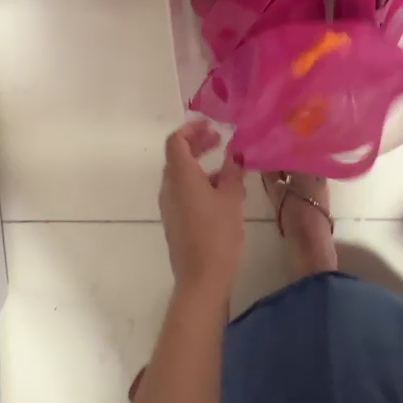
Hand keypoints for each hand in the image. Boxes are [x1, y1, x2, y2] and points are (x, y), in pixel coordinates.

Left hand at [158, 121, 246, 298]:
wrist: (201, 278)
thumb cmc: (218, 234)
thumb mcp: (231, 198)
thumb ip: (231, 171)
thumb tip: (234, 153)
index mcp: (180, 176)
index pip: (176, 141)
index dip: (191, 129)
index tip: (211, 125)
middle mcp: (169, 187)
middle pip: (177, 156)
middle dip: (197, 144)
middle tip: (219, 140)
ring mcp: (169, 205)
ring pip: (180, 175)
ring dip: (200, 164)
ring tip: (227, 167)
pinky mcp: (174, 220)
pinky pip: (183, 191)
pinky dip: (198, 182)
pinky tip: (221, 192)